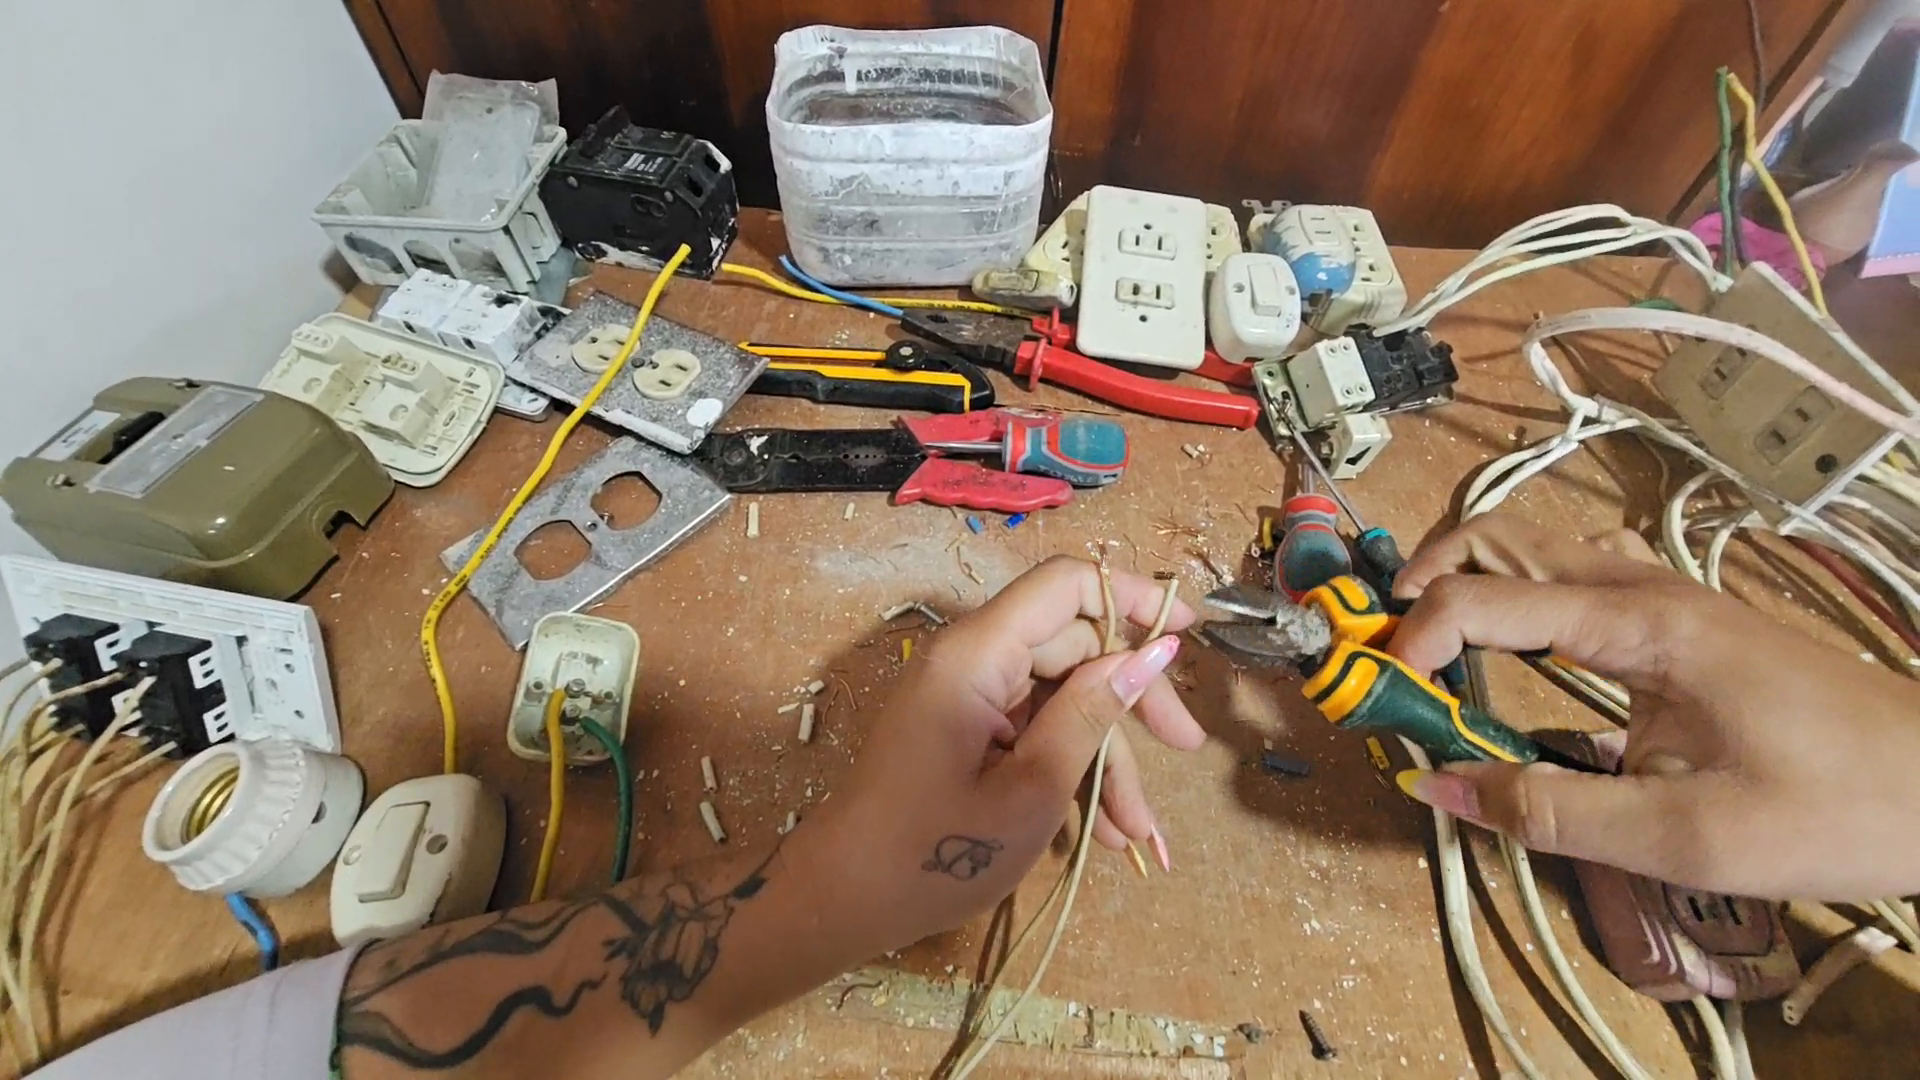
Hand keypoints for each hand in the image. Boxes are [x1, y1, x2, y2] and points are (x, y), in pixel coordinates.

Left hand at [796, 556, 1202, 954]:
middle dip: (1131, 702)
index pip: (1064, 586)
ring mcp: (970, 690)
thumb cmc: (938, 852)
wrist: (849, 896)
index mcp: (979, 652)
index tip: (1188, 629)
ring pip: (1060, 696)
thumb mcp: (1034, 787)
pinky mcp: (969, 722)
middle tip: (1187, 747)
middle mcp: (974, 656)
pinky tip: (1103, 831)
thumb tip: (1155, 651)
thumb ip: (1093, 711)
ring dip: (1104, 756)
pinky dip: (1068, 767)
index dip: (1129, 595)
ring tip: (1140, 833)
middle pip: (1073, 646)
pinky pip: (1033, 725)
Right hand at [1384, 514, 1919, 900]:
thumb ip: (1547, 811)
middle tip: (1388, 646)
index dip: (1415, 640)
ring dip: (1453, 579)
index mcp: (1636, 623)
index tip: (1390, 694)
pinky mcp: (1659, 609)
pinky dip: (1502, 588)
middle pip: (1489, 539)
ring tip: (1425, 641)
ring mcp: (1647, 589)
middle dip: (1417, 582)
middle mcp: (1631, 586)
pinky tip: (1505, 638)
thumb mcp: (1690, 837)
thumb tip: (1432, 786)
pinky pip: (1554, 569)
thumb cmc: (1843, 809)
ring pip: (1517, 544)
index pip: (1480, 598)